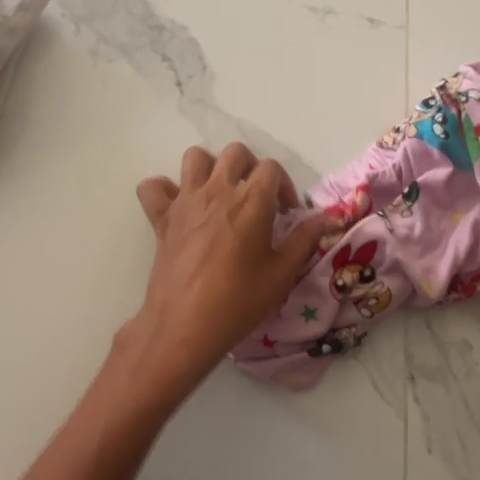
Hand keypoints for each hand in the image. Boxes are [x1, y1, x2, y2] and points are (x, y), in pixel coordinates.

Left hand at [121, 144, 327, 392]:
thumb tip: (326, 218)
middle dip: (251, 169)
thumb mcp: (282, 273)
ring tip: (220, 194)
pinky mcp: (161, 217)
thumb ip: (305, 239)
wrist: (185, 326)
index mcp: (252, 200)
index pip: (272, 168)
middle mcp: (218, 190)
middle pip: (236, 153)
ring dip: (210, 168)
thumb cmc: (239, 301)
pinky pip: (153, 186)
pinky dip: (164, 189)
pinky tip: (178, 207)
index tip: (286, 214)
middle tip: (256, 199)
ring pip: (195, 157)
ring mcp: (186, 201)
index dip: (284, 186)